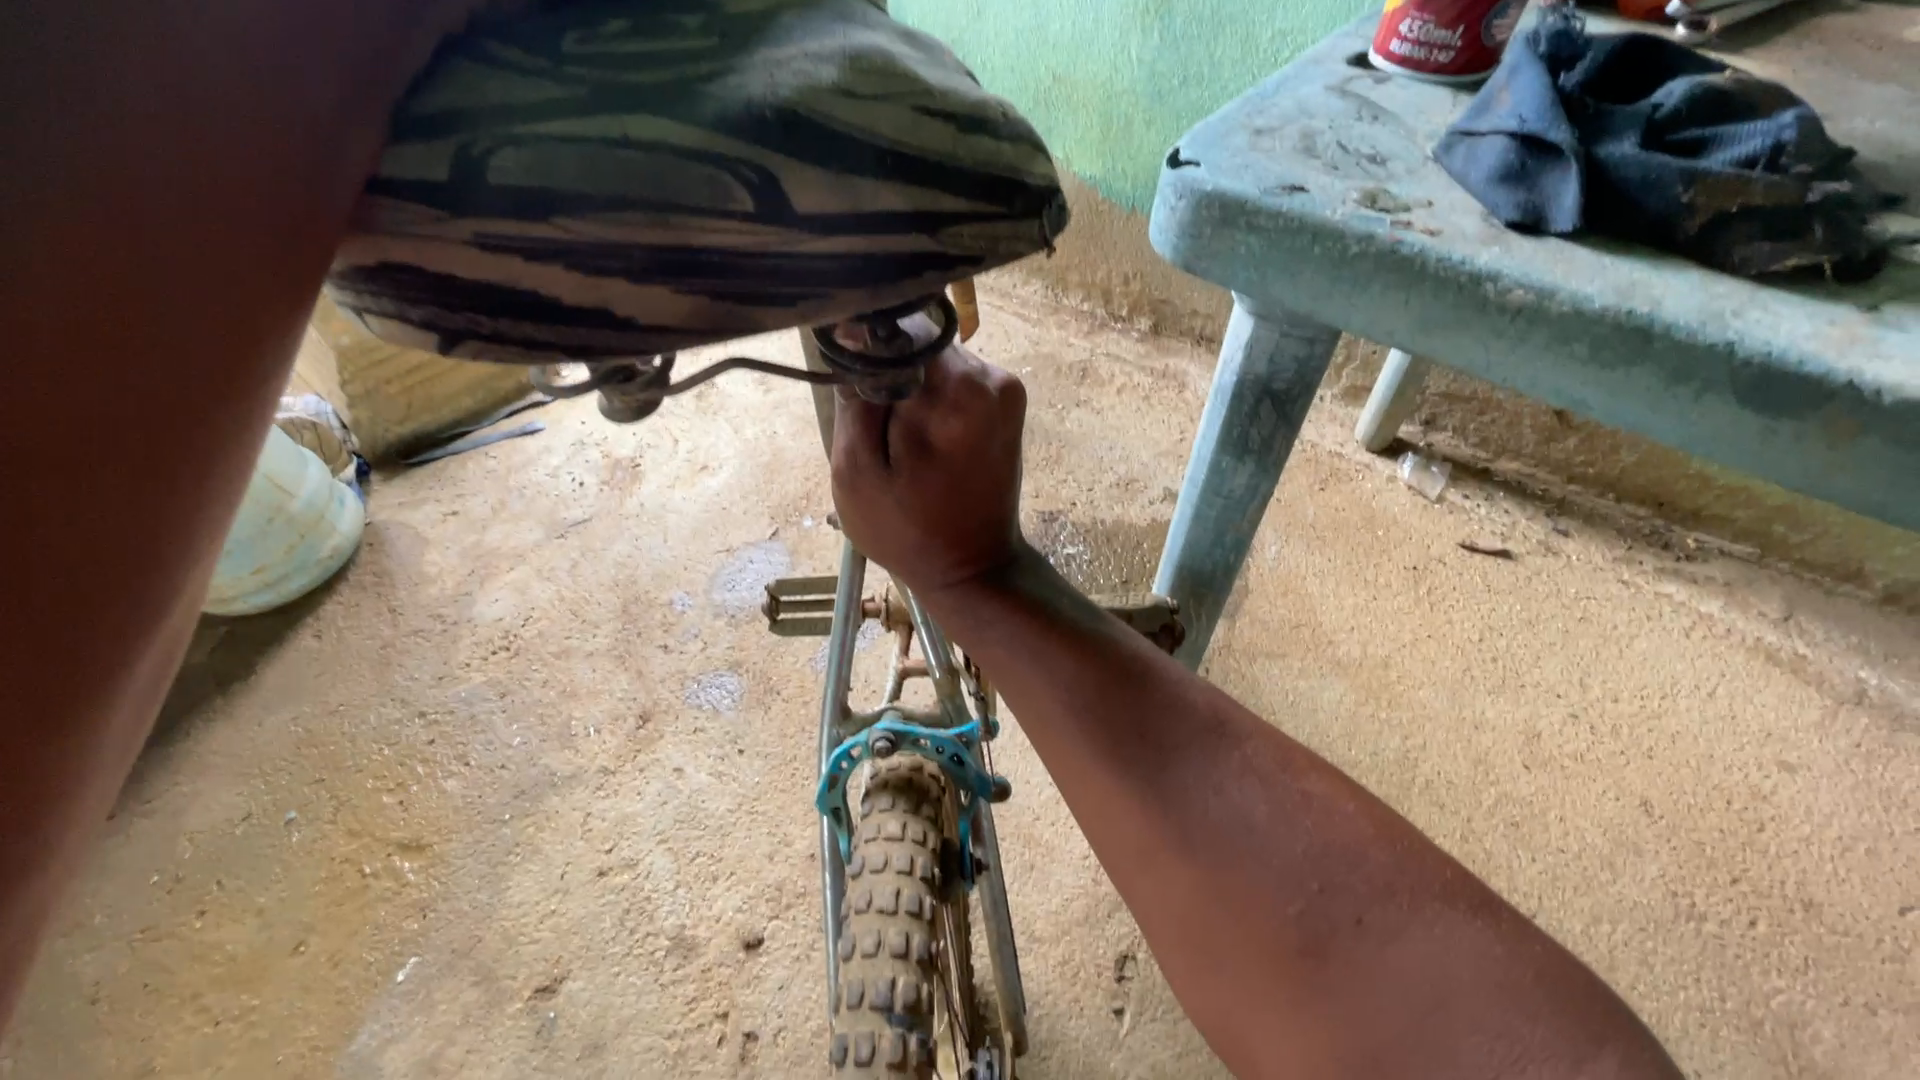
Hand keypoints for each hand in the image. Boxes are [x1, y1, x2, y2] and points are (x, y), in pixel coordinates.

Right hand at [830, 346, 1028, 598]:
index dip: (865, 355)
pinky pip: (955, 380)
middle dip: (891, 377)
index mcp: (959, 389)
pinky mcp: (1009, 402)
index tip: (853, 395)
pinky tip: (922, 442)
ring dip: (911, 390)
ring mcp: (1006, 388)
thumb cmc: (907, 532)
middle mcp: (992, 377)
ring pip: (936, 362)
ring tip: (901, 443)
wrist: (972, 568)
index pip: (898, 332)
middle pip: (920, 344)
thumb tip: (853, 340)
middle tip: (879, 431)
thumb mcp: (857, 473)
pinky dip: (933, 401)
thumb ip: (854, 400)